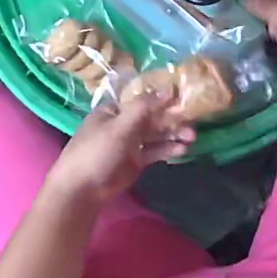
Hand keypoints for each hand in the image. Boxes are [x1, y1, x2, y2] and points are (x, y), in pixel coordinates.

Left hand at [44, 91, 194, 207]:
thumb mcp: (119, 126)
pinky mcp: (136, 160)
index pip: (141, 98)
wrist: (82, 187)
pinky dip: (167, 149)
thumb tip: (167, 90)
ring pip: (155, 134)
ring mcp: (129, 143)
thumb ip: (143, 108)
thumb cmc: (97, 151)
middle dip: (172, 118)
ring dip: (173, 134)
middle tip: (194, 119)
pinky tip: (182, 149)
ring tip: (192, 137)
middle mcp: (122, 123)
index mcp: (114, 110)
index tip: (184, 96)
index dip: (162, 97)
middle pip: (151, 116)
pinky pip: (154, 151)